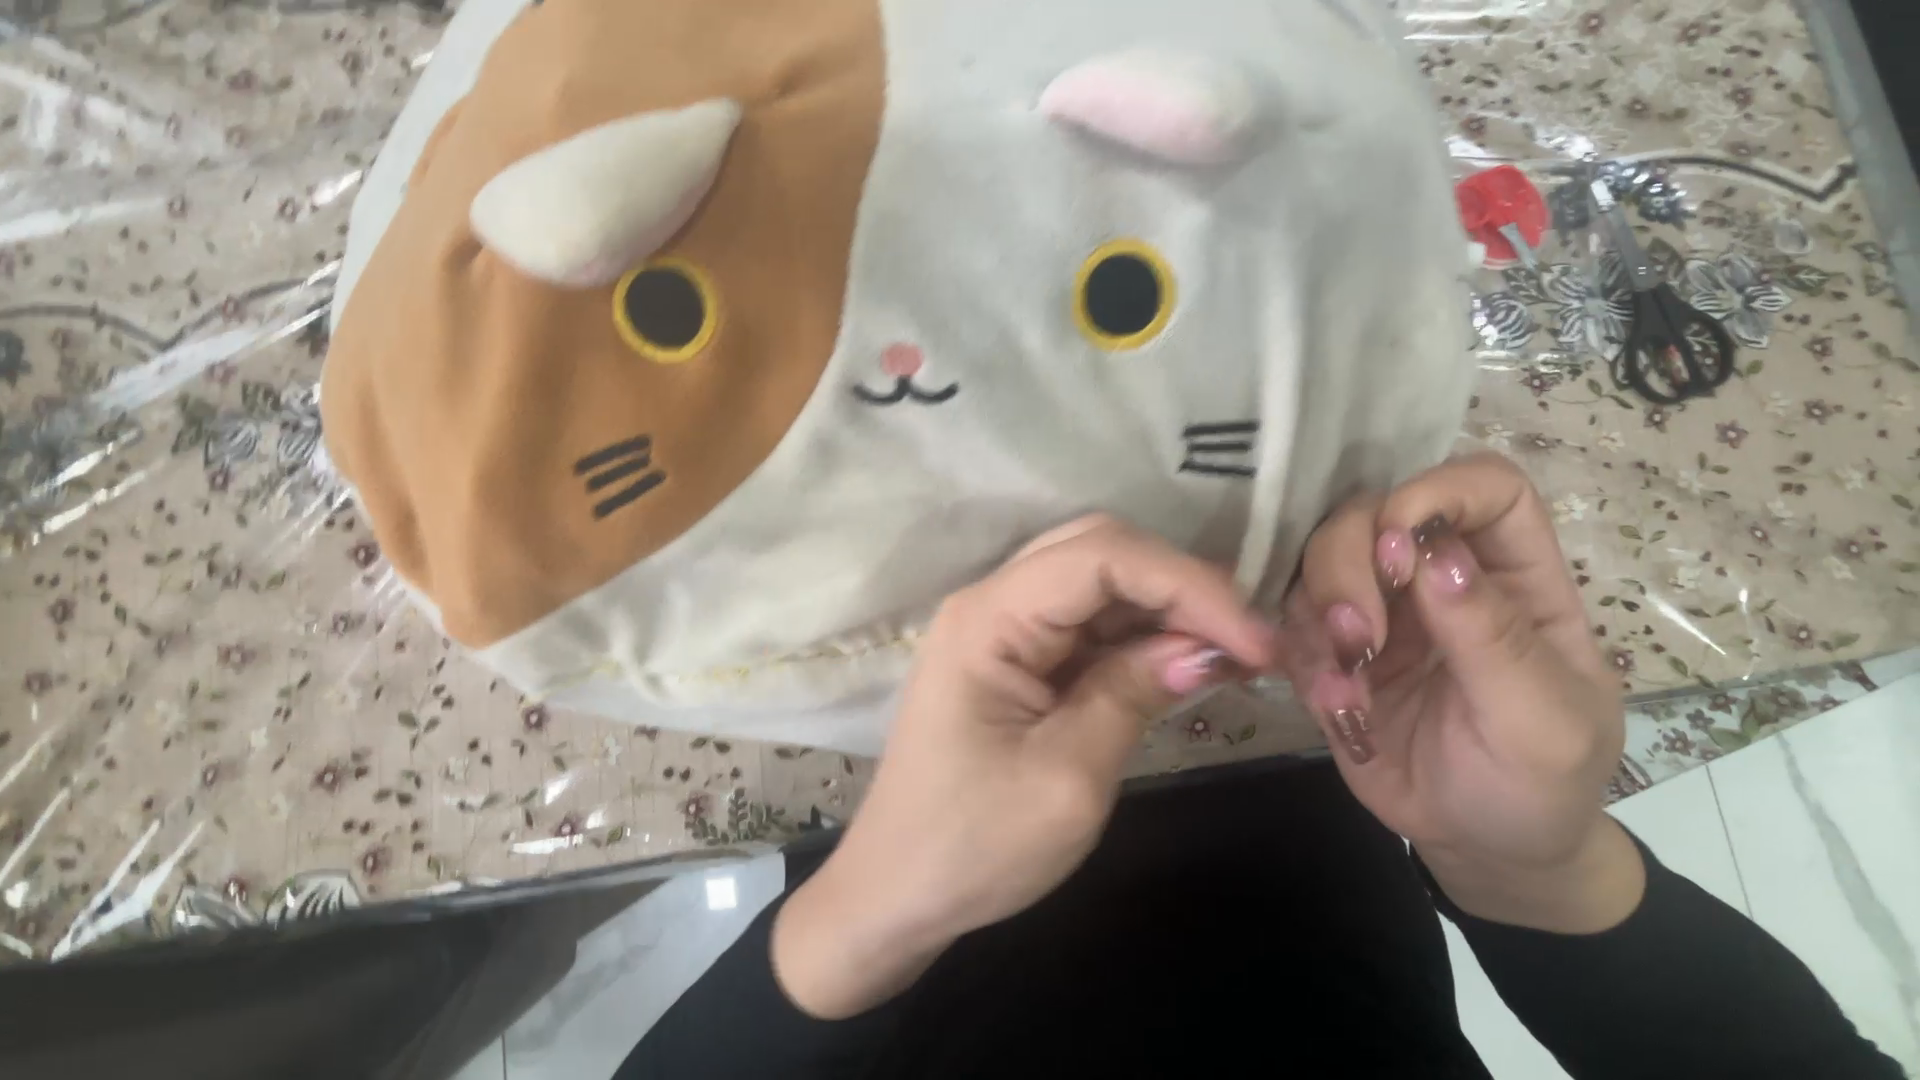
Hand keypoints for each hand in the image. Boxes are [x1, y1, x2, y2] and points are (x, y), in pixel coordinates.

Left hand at [772, 515, 1275, 1018]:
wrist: (898, 894)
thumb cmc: (973, 847)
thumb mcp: (1068, 779)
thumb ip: (1133, 694)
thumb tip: (1209, 646)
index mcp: (988, 620)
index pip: (1100, 556)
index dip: (1186, 583)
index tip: (1255, 640)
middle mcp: (990, 604)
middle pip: (1098, 551)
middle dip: (1180, 584)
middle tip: (1250, 640)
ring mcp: (1001, 631)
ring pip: (1099, 583)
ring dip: (1168, 608)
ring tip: (1237, 652)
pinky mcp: (1016, 661)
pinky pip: (1088, 626)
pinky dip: (1142, 637)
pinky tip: (1188, 661)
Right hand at [1281, 454, 1642, 931]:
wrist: (1478, 846)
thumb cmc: (1536, 783)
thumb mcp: (1541, 723)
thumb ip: (1492, 638)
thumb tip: (1436, 555)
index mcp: (1512, 577)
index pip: (1483, 489)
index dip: (1438, 492)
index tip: (1400, 545)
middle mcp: (1435, 578)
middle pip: (1372, 512)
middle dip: (1349, 563)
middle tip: (1357, 637)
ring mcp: (1377, 610)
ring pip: (1316, 558)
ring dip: (1317, 611)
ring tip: (1344, 685)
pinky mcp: (1328, 650)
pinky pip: (1289, 621)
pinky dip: (1299, 657)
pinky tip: (1335, 707)